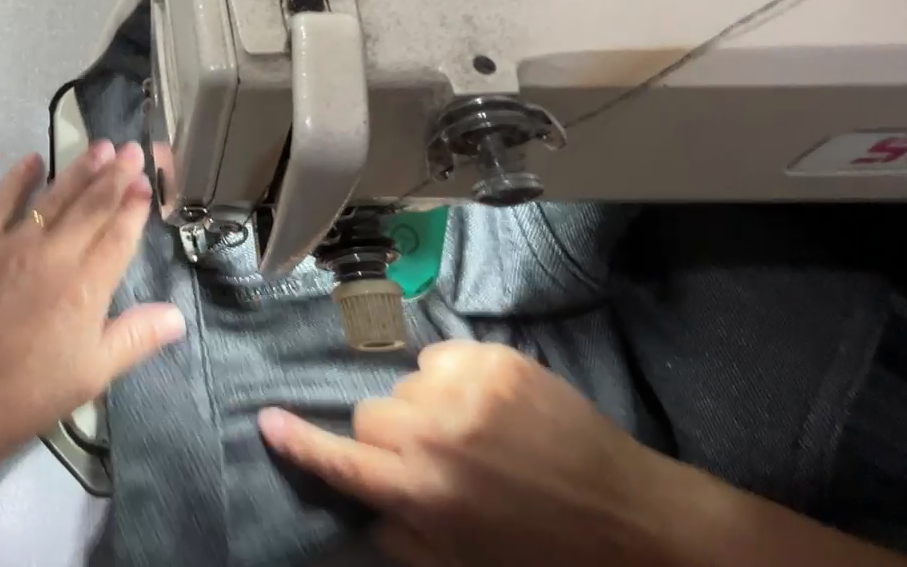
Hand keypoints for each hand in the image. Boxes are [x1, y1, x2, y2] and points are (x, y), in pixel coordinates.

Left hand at [0, 142, 184, 468]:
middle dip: (115, 175)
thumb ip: (135, 338)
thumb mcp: (92, 374)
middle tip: (132, 148)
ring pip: (54, 197)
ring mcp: (13, 245)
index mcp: (86, 287)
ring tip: (100, 146)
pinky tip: (32, 160)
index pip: (118, 234)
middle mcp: (54, 255)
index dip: (135, 205)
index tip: (147, 180)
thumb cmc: (29, 394)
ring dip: (79, 169)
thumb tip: (176, 316)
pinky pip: (1, 202)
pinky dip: (17, 178)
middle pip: (91, 206)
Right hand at [259, 340, 680, 566]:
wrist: (639, 523)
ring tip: (473, 434)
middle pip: (370, 415)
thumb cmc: (546, 556)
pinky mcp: (493, 361)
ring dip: (425, 408)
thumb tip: (366, 506)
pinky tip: (489, 408)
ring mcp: (464, 391)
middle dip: (390, 437)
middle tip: (433, 459)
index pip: (341, 460)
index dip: (300, 442)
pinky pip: (440, 360)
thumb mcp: (466, 566)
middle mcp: (435, 437)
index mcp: (424, 493)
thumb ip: (404, 537)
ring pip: (404, 386)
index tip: (267, 419)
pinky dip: (454, 381)